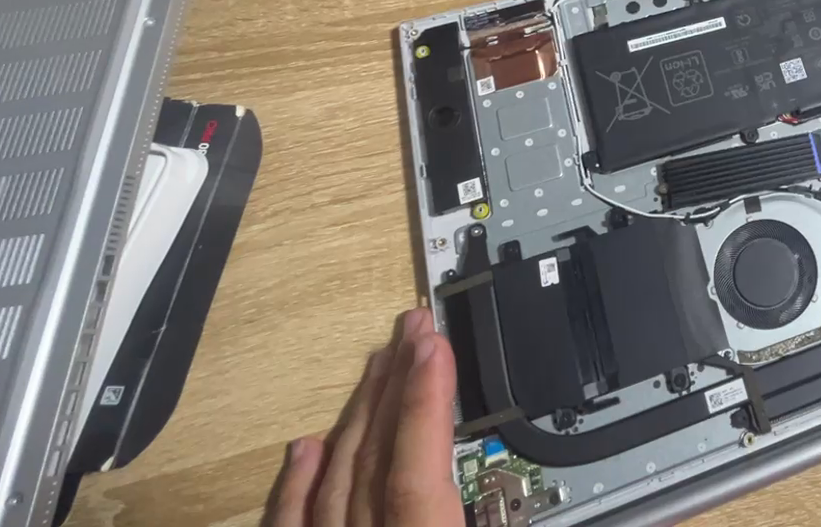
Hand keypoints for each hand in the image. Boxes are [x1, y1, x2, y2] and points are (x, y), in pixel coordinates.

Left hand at [268, 307, 464, 526]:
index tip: (434, 347)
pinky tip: (304, 445)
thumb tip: (524, 491)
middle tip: (417, 330)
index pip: (414, 480)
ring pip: (335, 482)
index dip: (424, 408)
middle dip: (399, 388)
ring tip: (382, 360)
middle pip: (375, 464)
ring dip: (360, 415)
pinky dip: (295, 486)